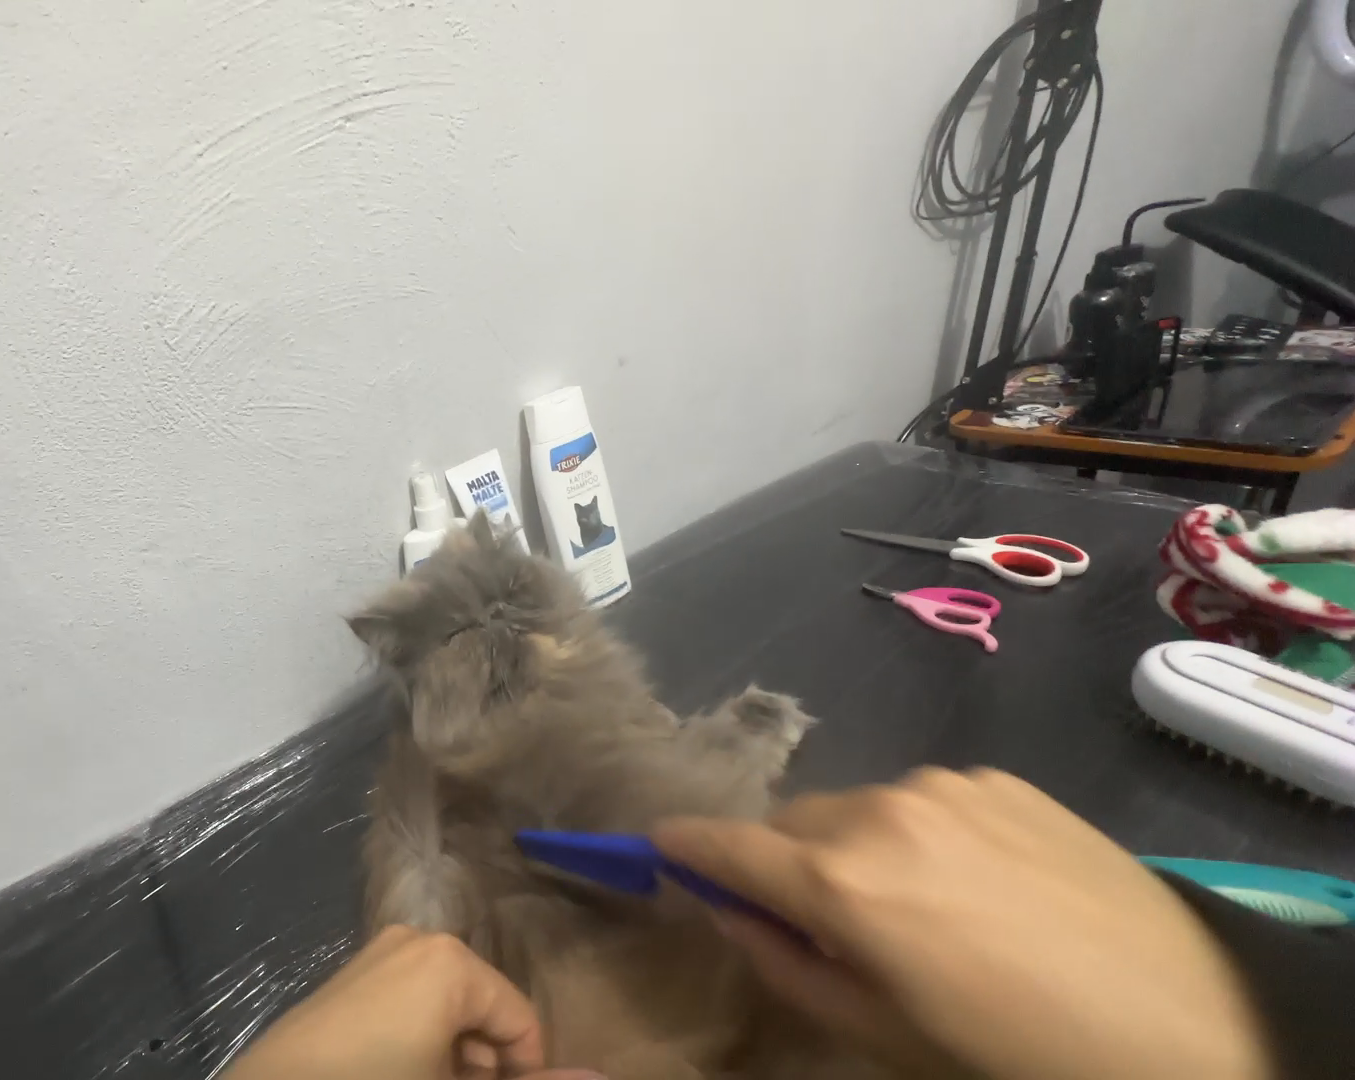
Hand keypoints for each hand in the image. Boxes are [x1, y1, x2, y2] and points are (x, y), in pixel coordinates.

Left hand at [222, 925, 599, 1079]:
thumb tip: (603, 1076)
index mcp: (451, 961)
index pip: (521, 1022)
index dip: (524, 1074)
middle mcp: (418, 940)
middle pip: (483, 1010)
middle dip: (484, 1065)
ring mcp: (379, 953)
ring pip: (446, 1009)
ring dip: (453, 1057)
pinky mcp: (351, 973)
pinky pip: (409, 1004)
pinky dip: (418, 1042)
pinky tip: (396, 1072)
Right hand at [655, 767, 1273, 1079]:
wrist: (1208, 1023)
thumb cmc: (1017, 1048)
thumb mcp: (886, 1035)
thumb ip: (785, 964)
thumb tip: (726, 909)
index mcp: (840, 882)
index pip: (724, 844)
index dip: (682, 843)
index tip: (658, 844)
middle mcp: (873, 811)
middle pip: (788, 821)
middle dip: (786, 858)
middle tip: (831, 912)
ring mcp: (937, 786)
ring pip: (854, 807)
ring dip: (857, 844)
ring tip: (925, 899)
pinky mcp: (992, 777)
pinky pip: (923, 799)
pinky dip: (922, 831)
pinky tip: (982, 877)